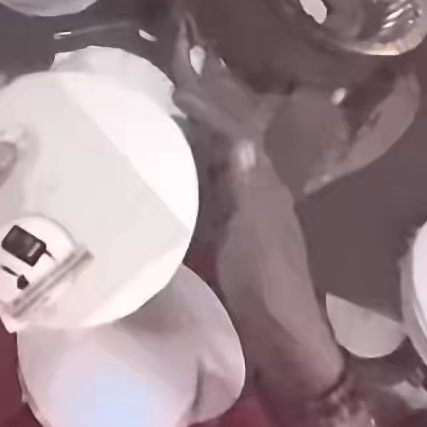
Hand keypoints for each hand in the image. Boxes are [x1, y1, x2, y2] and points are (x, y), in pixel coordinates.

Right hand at [168, 14, 343, 397]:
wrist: (278, 337)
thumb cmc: (268, 283)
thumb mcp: (257, 234)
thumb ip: (247, 188)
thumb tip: (238, 137)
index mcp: (263, 185)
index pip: (232, 134)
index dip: (206, 111)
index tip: (172, 89)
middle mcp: (252, 190)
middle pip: (220, 145)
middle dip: (191, 121)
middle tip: (152, 102)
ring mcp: (238, 213)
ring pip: (209, 166)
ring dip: (185, 145)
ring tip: (148, 129)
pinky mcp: (223, 233)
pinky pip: (200, 192)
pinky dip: (181, 176)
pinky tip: (157, 176)